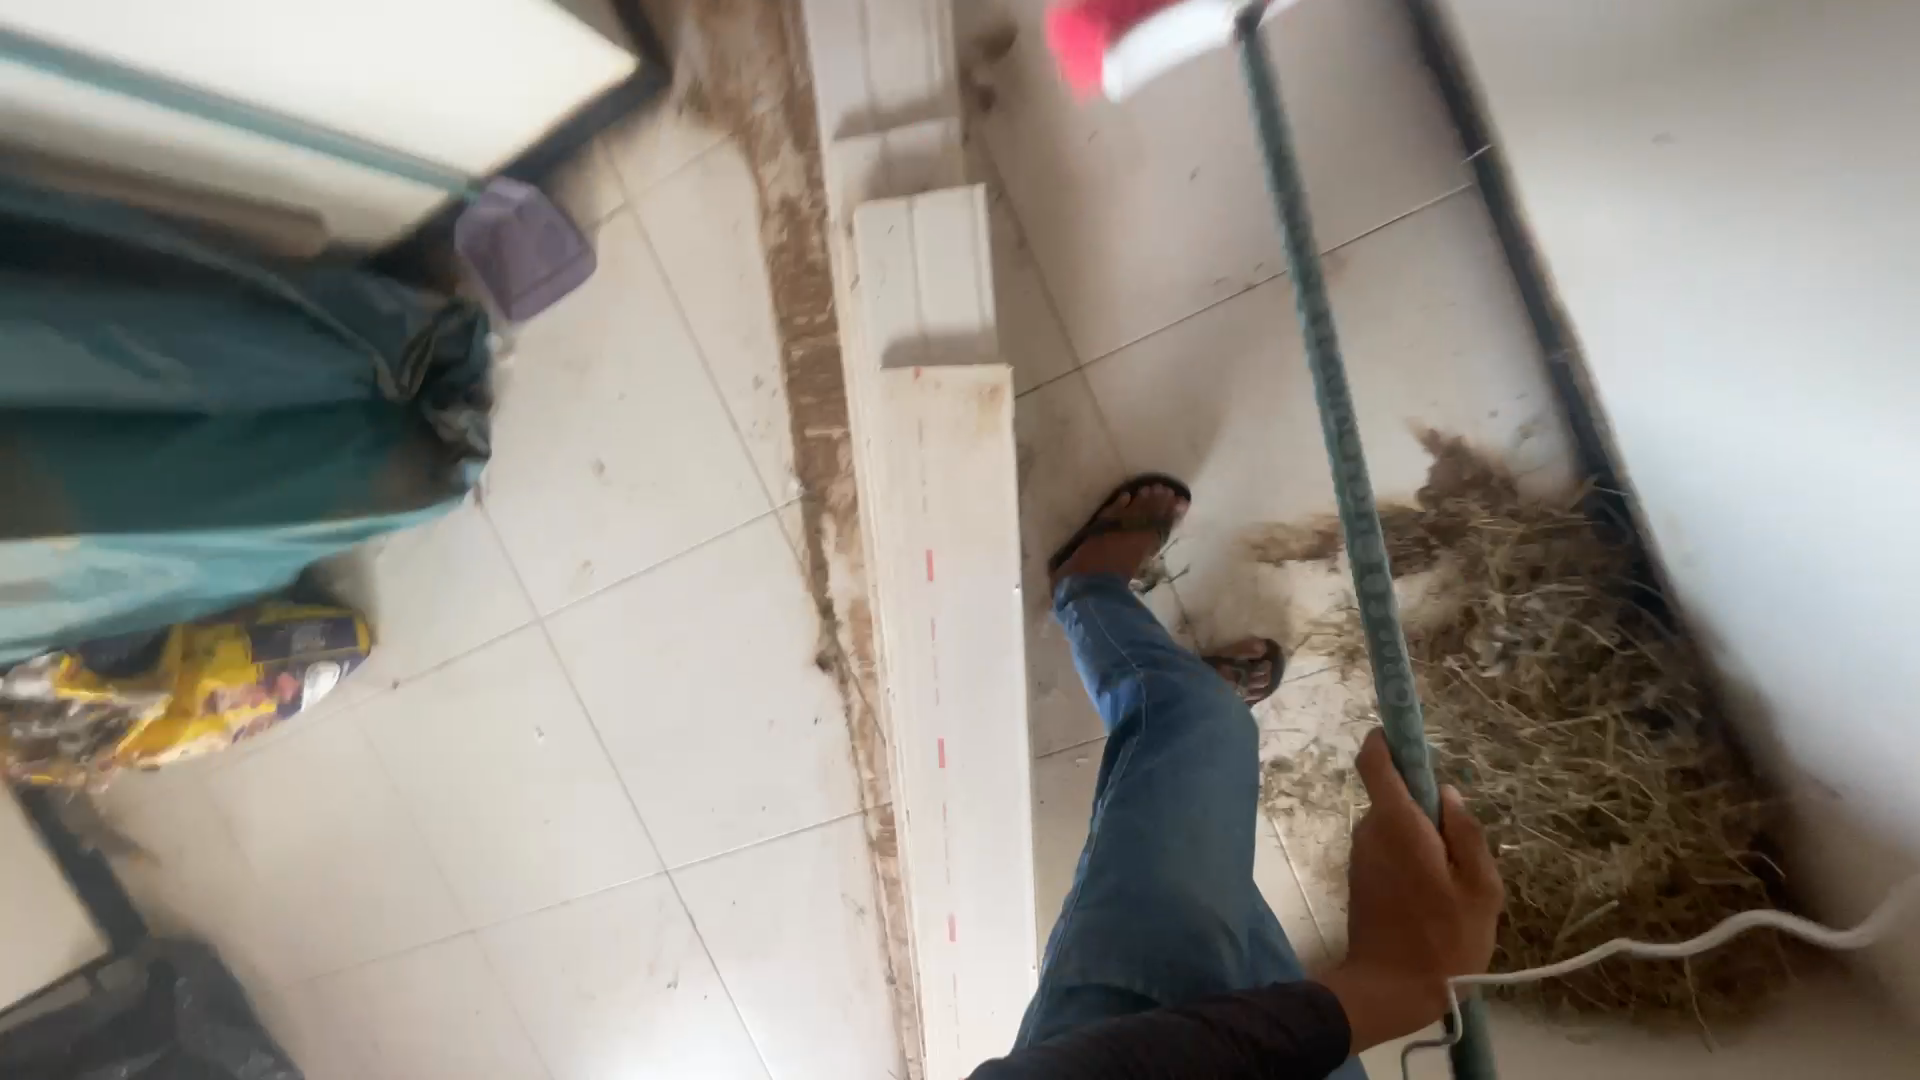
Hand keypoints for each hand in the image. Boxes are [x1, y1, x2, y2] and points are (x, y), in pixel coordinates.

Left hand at [1317, 729, 1503, 1052]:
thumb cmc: (1445, 937)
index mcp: (1396, 822)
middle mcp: (1370, 827)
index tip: (1402, 730)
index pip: (1373, 762)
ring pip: (1395, 822)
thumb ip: (1466, 833)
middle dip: (1425, 804)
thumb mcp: (1480, 888)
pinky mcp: (1361, 869)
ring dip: (1422, 836)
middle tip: (1460, 844)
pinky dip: (1412, 854)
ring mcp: (1362, 848)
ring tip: (1453, 880)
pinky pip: (1389, 845)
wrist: (1392, 983)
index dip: (1384, 739)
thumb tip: (1448, 793)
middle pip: (1394, 794)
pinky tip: (1434, 892)